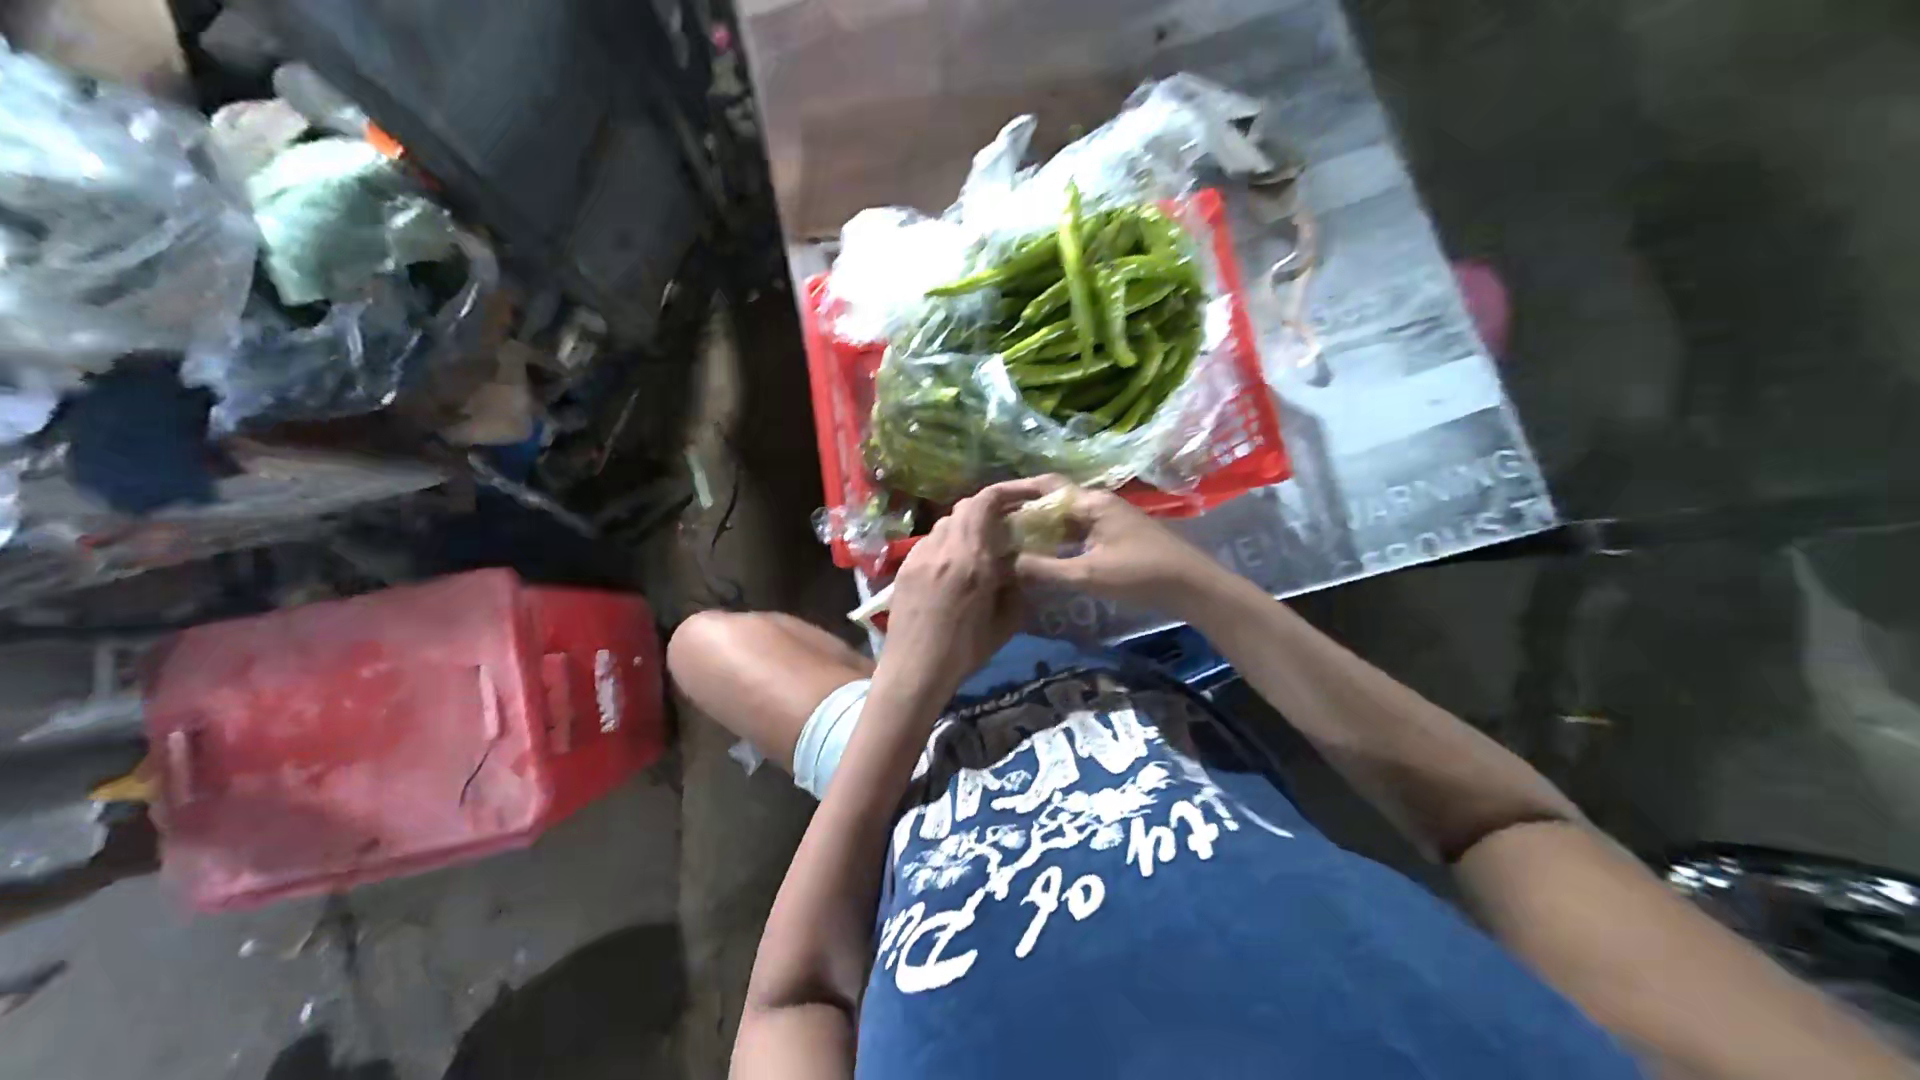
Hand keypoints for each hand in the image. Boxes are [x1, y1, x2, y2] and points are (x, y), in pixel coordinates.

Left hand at [877, 478, 1056, 698]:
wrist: (914, 670)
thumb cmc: (964, 651)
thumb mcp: (1005, 622)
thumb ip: (1015, 585)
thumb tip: (1015, 564)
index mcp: (971, 559)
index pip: (986, 502)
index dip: (1009, 490)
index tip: (1028, 495)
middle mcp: (942, 548)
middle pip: (965, 506)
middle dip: (990, 507)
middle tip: (1008, 521)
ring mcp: (919, 555)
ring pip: (946, 522)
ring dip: (967, 525)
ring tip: (982, 544)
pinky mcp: (905, 567)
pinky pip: (930, 541)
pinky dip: (948, 542)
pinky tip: (954, 565)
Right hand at [1013, 480, 1228, 617]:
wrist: (1194, 587)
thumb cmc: (1141, 574)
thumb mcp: (1088, 574)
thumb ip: (1046, 569)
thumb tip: (1007, 563)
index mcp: (1092, 503)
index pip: (1046, 487)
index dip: (1018, 493)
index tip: (991, 506)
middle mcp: (1099, 504)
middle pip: (1055, 503)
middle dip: (1027, 515)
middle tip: (997, 532)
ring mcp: (1110, 521)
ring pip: (1067, 520)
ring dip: (1043, 531)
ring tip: (1014, 546)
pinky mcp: (1117, 537)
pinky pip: (1080, 533)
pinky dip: (1061, 542)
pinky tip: (1046, 559)